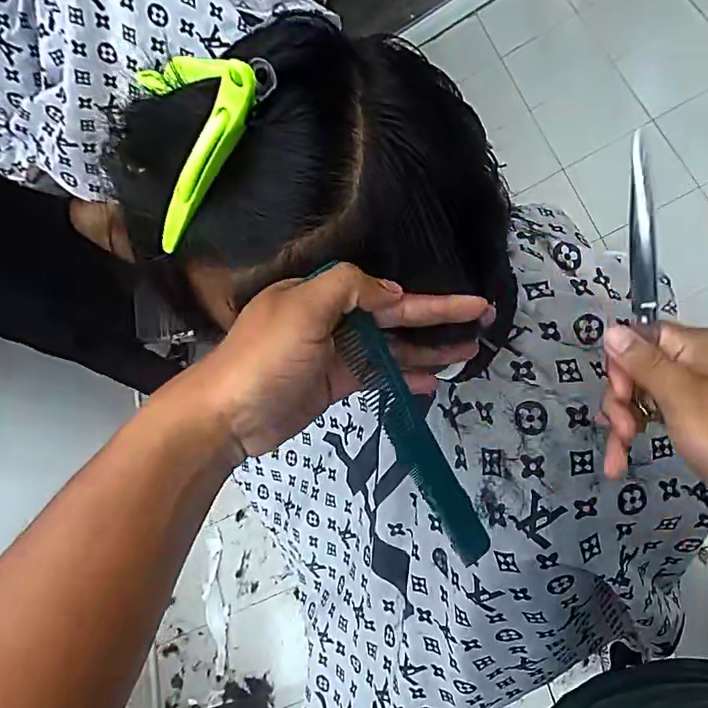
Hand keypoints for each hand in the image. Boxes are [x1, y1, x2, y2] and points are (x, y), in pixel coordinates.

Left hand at [165, 263, 491, 458]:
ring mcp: (338, 353)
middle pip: (398, 317)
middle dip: (441, 319)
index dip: (430, 299)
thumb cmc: (261, 361)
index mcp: (322, 294)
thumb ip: (346, 288)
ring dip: (431, 350)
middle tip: (482, 317)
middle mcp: (334, 319)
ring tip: (469, 352)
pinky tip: (434, 381)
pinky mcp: (338, 383)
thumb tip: (392, 291)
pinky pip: (382, 375)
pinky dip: (407, 377)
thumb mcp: (299, 310)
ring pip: (395, 347)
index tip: (465, 305)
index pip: (386, 292)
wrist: (225, 419)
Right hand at [599, 321, 707, 502]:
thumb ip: (644, 362)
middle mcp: (694, 362)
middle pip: (636, 369)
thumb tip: (614, 330)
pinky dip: (637, 434)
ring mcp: (695, 390)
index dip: (621, 366)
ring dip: (623, 424)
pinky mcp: (694, 416)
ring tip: (619, 455)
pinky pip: (656, 415)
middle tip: (622, 430)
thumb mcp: (679, 396)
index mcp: (694, 346)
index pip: (639, 337)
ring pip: (641, 396)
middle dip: (620, 401)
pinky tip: (622, 458)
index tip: (620, 395)